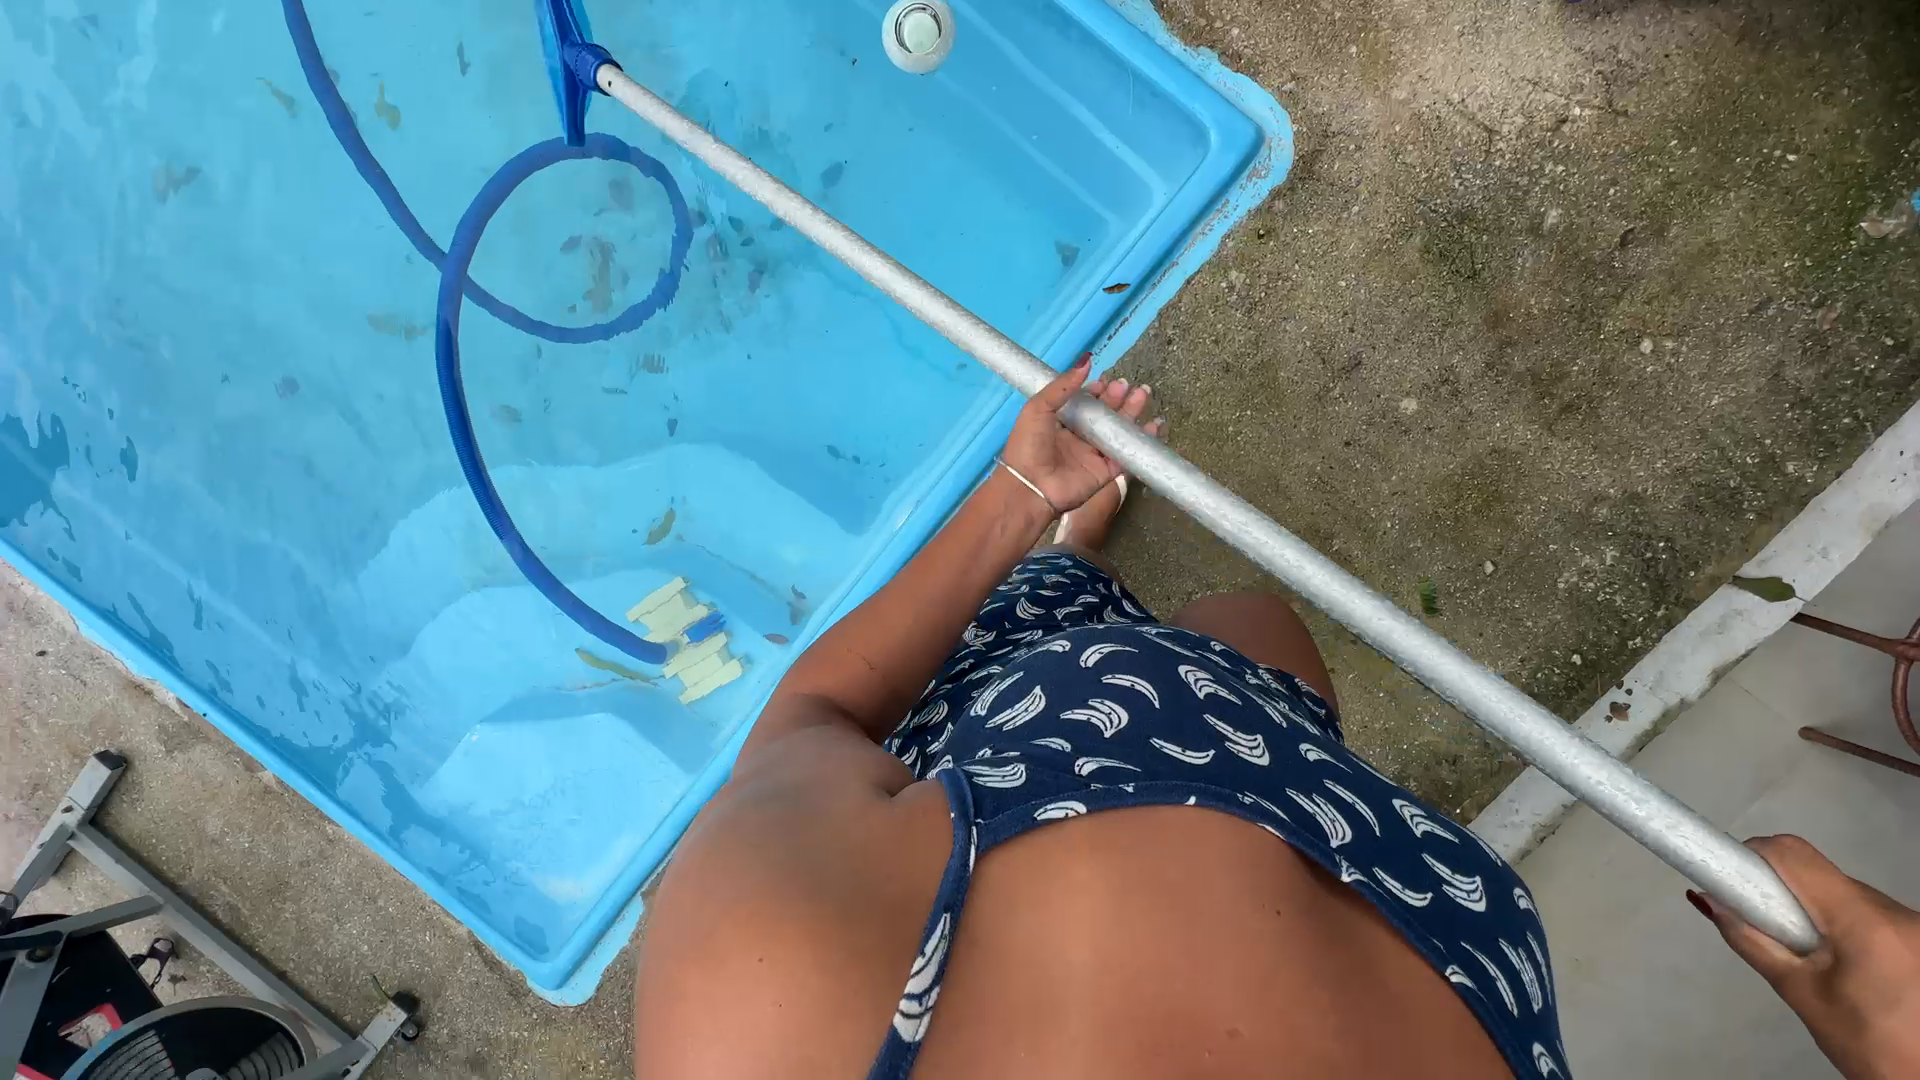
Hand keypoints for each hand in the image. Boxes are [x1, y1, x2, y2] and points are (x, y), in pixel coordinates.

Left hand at [1001, 355, 1164, 513]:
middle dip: (1117, 398)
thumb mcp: (1038, 407)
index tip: (1106, 380)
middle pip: (1104, 414)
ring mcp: (1092, 455)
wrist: (1029, 486)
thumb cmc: (1028, 444)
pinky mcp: (1105, 472)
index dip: (1097, 391)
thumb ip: (1063, 385)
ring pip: (1118, 431)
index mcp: (1060, 422)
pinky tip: (1153, 425)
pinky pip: (1127, 454)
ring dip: (1131, 413)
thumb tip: (1087, 360)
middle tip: (1127, 386)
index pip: (1084, 403)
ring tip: (1142, 395)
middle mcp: (1078, 437)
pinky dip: (1142, 440)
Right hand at [1692, 835, 1919, 1079]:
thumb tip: (1707, 900)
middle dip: (1784, 895)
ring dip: (1817, 914)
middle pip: (1821, 876)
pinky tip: (1849, 968)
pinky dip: (1847, 929)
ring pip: (1847, 897)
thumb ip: (1749, 940)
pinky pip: (1874, 916)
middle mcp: (1902, 914)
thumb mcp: (1797, 992)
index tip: (1733, 879)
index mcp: (1866, 922)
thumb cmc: (1871, 1044)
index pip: (1792, 854)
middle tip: (1770, 931)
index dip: (1753, 855)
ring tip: (1815, 960)